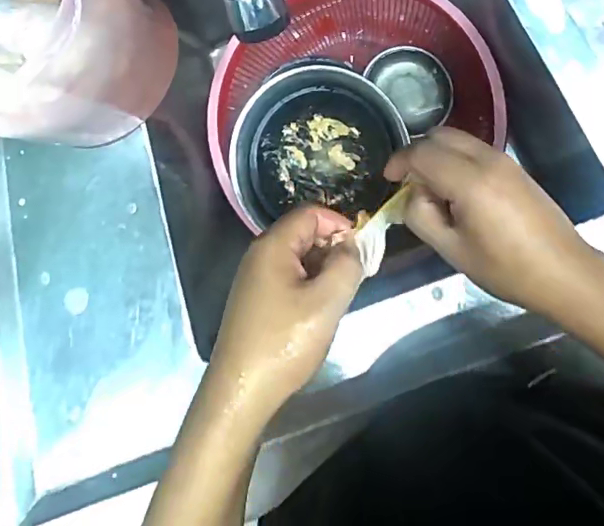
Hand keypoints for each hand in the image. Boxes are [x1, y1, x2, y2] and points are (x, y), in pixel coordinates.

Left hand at [204, 205, 362, 424]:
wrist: (240, 390)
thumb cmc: (284, 342)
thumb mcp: (326, 303)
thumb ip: (346, 266)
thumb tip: (353, 245)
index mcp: (272, 245)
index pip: (310, 213)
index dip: (339, 224)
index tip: (363, 250)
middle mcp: (259, 253)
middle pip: (302, 232)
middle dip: (333, 246)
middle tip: (357, 275)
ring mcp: (254, 276)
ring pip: (296, 256)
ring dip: (322, 267)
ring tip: (341, 294)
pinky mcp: (254, 298)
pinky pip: (287, 275)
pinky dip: (308, 282)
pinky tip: (319, 309)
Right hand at [383, 127, 595, 311]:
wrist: (567, 273)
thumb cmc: (508, 269)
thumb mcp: (453, 251)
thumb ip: (421, 217)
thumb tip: (412, 196)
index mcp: (469, 181)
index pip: (420, 152)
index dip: (398, 162)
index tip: (388, 180)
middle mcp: (486, 160)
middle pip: (438, 136)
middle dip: (417, 153)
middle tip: (409, 183)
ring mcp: (503, 160)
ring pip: (456, 138)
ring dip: (437, 154)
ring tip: (434, 189)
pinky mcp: (513, 166)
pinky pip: (473, 148)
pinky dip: (455, 157)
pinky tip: (458, 190)